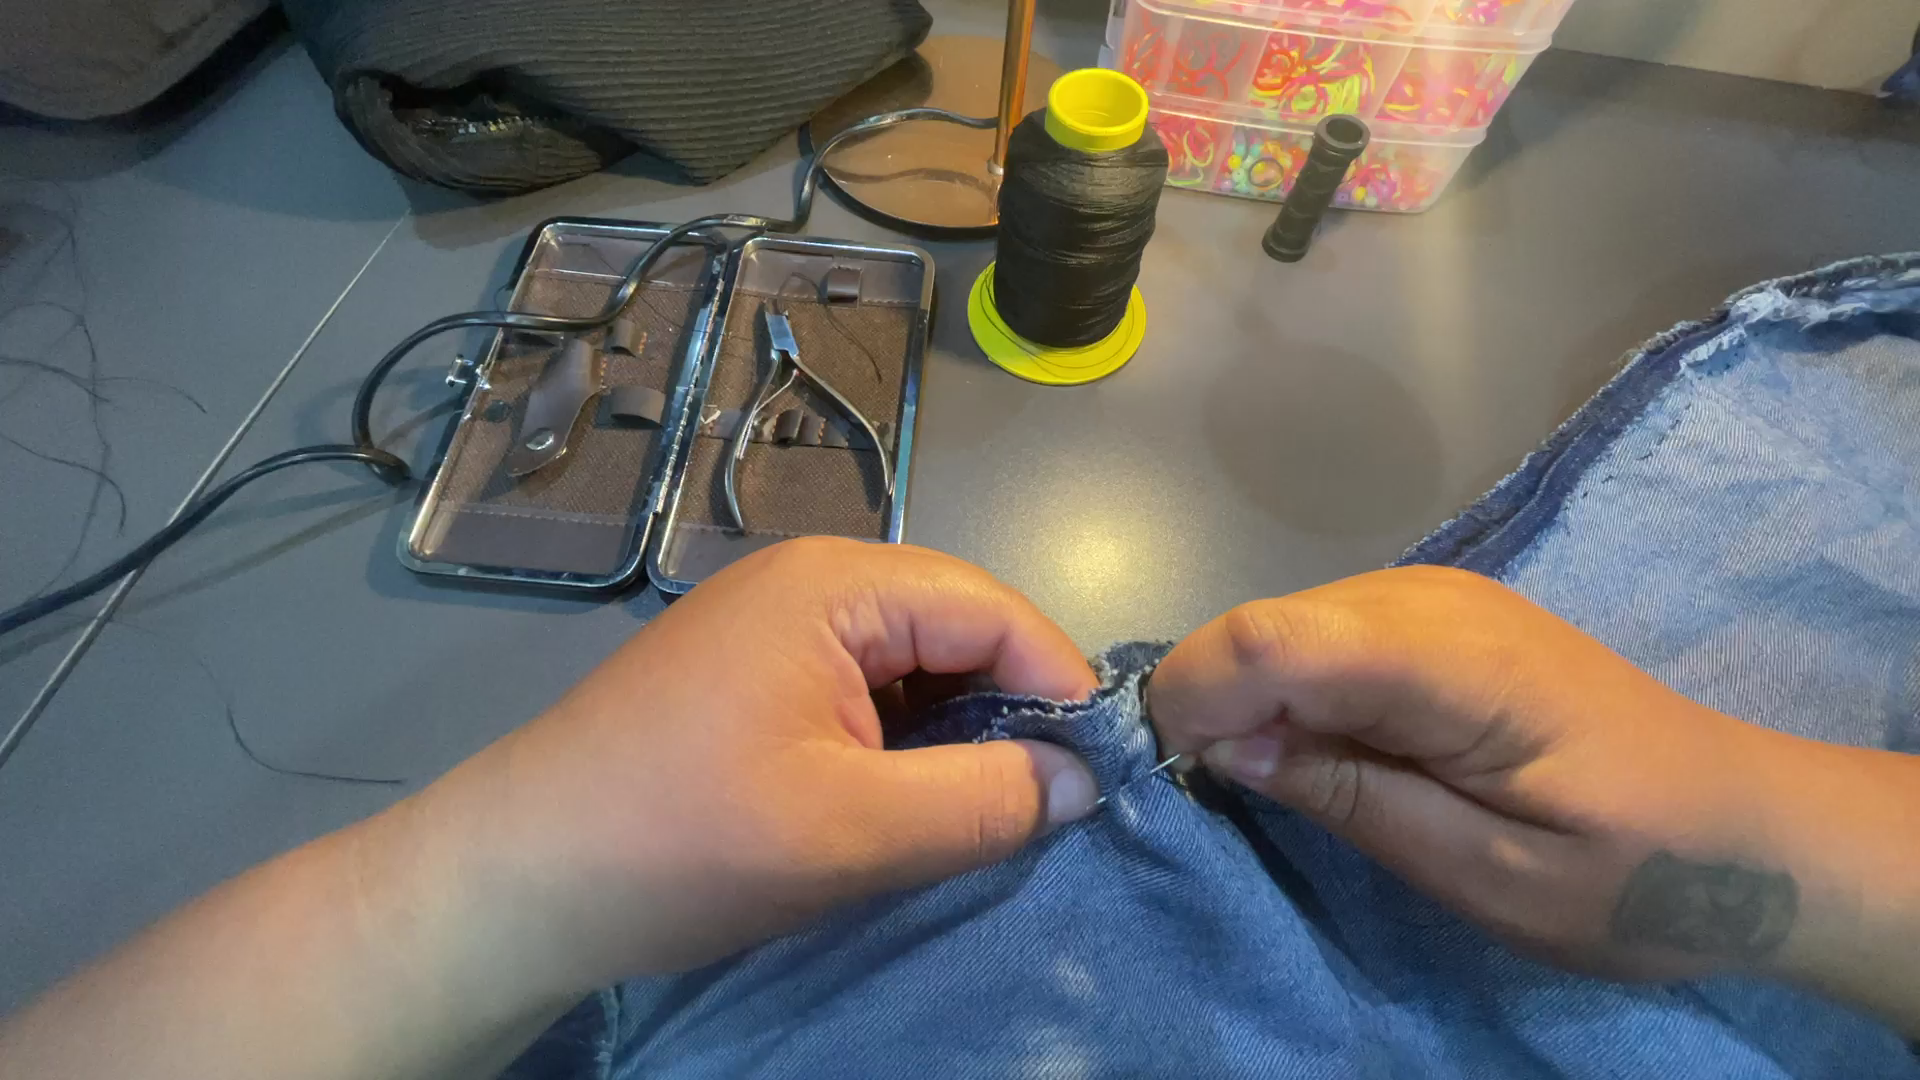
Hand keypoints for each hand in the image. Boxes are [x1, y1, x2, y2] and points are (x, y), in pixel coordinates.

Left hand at [409, 538, 1100, 993]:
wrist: (517, 879)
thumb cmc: (681, 840)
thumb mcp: (851, 831)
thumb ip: (983, 800)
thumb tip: (1082, 779)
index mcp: (837, 584)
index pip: (987, 606)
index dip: (1053, 677)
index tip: (1094, 762)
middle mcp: (815, 579)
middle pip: (953, 622)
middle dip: (1008, 700)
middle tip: (1049, 786)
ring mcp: (784, 620)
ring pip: (915, 655)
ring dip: (959, 721)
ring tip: (988, 793)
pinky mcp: (765, 666)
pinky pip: (871, 681)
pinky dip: (909, 731)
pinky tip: (914, 785)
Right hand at [1148, 567, 1813, 982]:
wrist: (1751, 826)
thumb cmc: (1633, 870)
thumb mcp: (1488, 874)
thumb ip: (1347, 795)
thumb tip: (1222, 744)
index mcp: (1450, 658)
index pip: (1273, 639)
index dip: (1199, 695)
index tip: (1191, 771)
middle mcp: (1417, 596)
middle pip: (1257, 624)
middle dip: (1212, 701)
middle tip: (1237, 783)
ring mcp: (1414, 589)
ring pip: (1270, 623)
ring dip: (1243, 694)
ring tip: (1288, 767)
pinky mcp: (1410, 604)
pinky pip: (1303, 631)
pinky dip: (1278, 683)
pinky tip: (1321, 733)